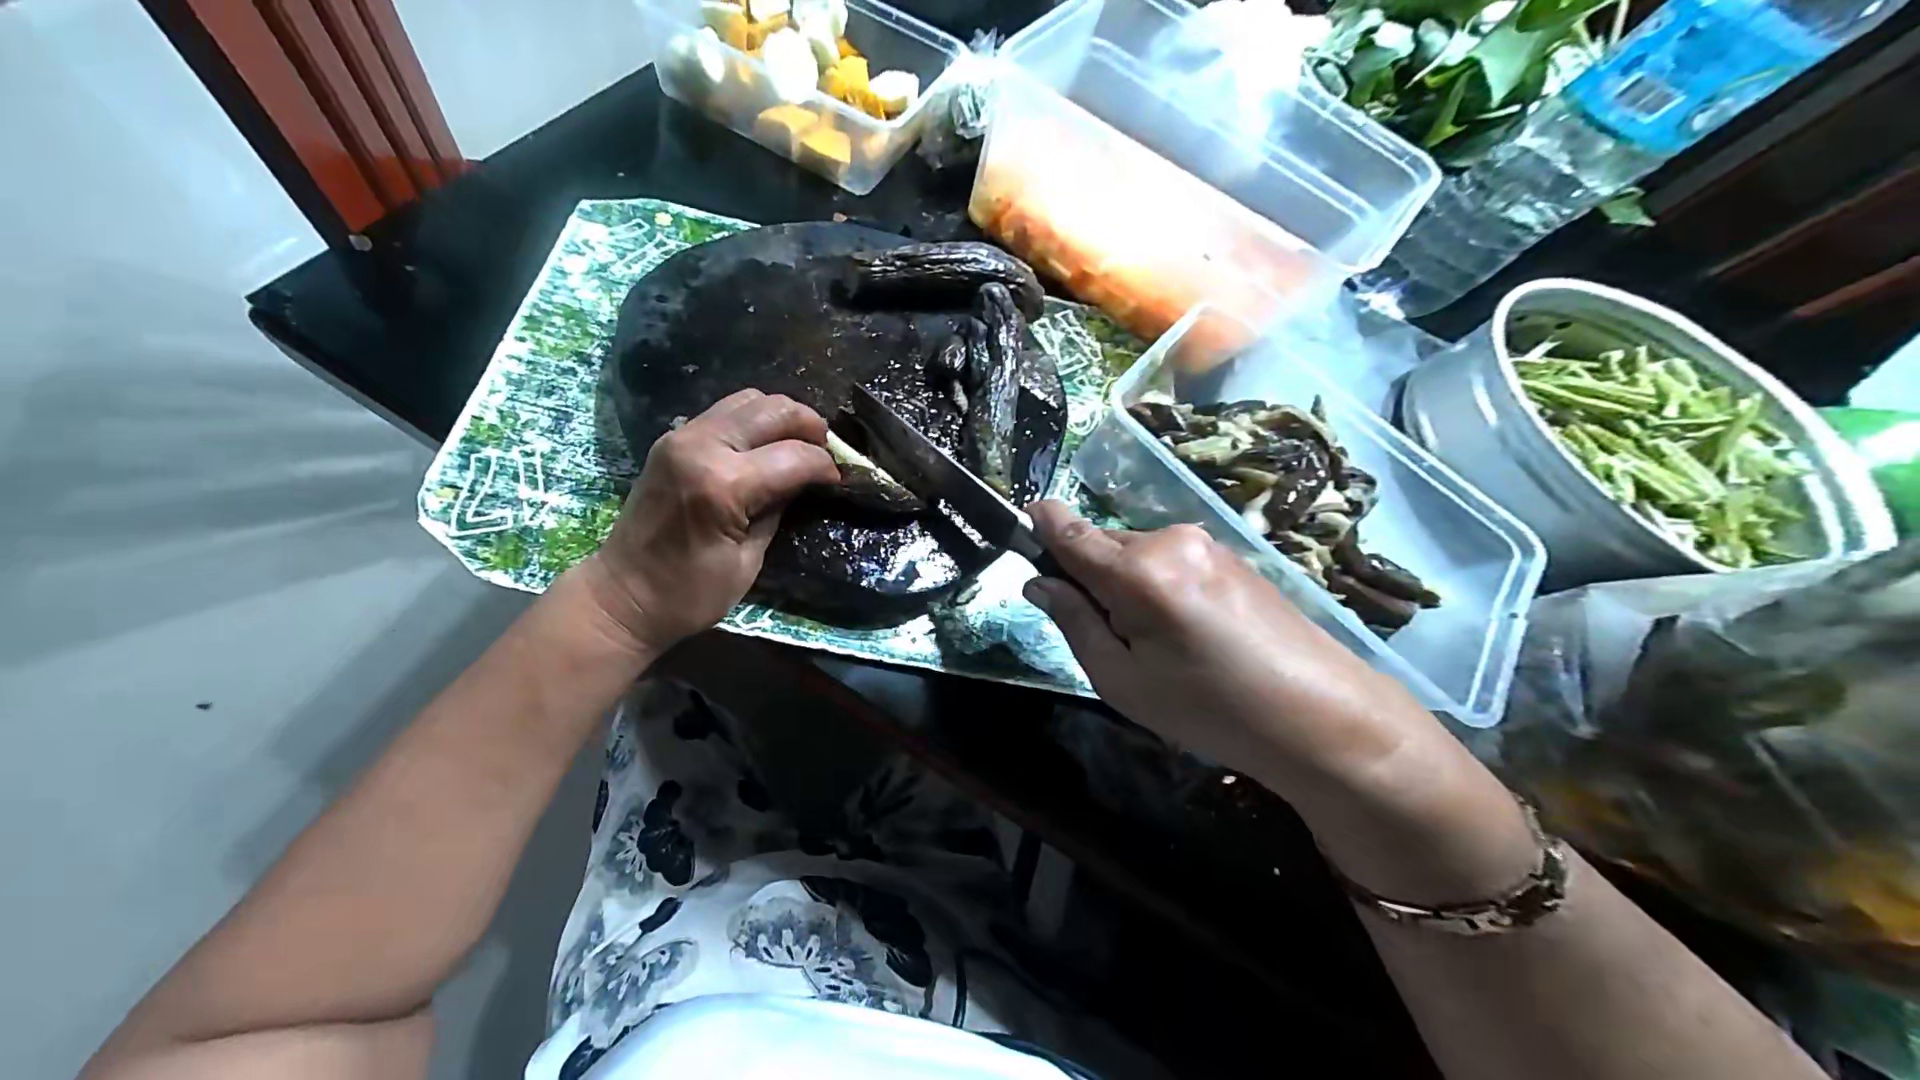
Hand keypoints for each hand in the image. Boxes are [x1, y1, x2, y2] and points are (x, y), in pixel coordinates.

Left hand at [580, 390, 837, 653]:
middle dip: (810, 427)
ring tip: (799, 445)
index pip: (794, 456)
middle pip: (774, 410)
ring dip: (782, 417)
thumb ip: (778, 509)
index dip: (826, 466)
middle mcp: (701, 446)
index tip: (840, 481)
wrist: (621, 596)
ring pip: (749, 400)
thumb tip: (806, 481)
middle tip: (827, 453)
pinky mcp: (673, 439)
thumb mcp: (749, 560)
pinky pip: (726, 412)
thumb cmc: (689, 594)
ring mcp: (682, 437)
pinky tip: (766, 446)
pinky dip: (754, 420)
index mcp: (722, 484)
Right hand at [1023, 501, 1534, 900]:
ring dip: (1126, 585)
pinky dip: (1158, 586)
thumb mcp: (1122, 680)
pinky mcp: (1232, 556)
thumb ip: (1073, 622)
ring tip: (1156, 644)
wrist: (1321, 718)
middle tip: (1107, 636)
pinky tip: (1187, 634)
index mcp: (1137, 570)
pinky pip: (1170, 561)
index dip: (1037, 526)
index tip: (1021, 538)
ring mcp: (1207, 544)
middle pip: (1102, 544)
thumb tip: (1039, 582)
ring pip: (1136, 554)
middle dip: (1090, 577)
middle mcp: (1170, 540)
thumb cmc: (1209, 708)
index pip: (1066, 527)